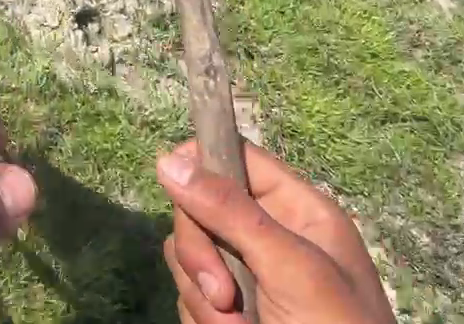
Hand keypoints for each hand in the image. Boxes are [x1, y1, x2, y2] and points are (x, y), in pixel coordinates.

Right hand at [157, 140, 392, 323]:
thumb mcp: (292, 271)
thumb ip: (231, 212)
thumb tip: (166, 160)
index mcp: (297, 211)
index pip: (233, 156)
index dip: (199, 165)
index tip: (178, 191)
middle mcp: (270, 235)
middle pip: (199, 207)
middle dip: (200, 254)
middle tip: (223, 295)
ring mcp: (249, 274)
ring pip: (188, 254)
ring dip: (202, 297)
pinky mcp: (232, 310)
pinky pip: (190, 292)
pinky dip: (201, 318)